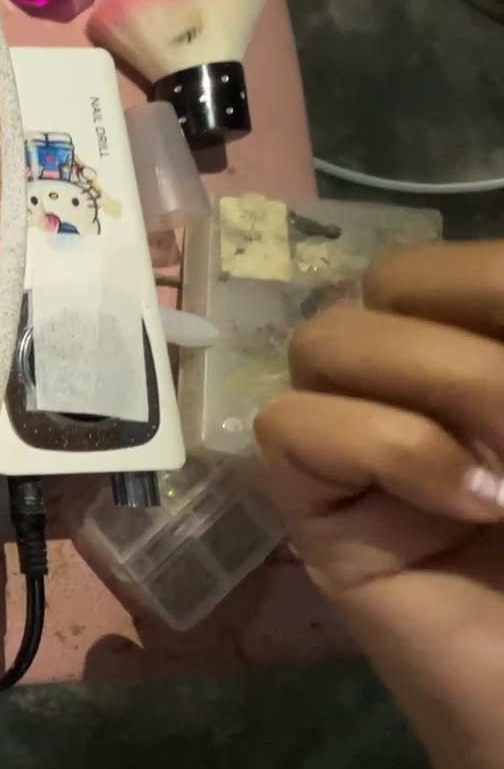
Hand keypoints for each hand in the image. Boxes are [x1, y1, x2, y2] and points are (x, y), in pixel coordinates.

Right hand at [254, 241, 503, 768]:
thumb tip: (484, 364)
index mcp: (496, 358)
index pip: (455, 266)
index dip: (489, 282)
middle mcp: (431, 386)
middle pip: (382, 283)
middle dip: (460, 337)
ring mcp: (363, 441)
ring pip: (322, 342)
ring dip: (424, 389)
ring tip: (501, 470)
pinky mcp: (309, 499)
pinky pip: (286, 426)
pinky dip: (373, 448)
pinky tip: (455, 502)